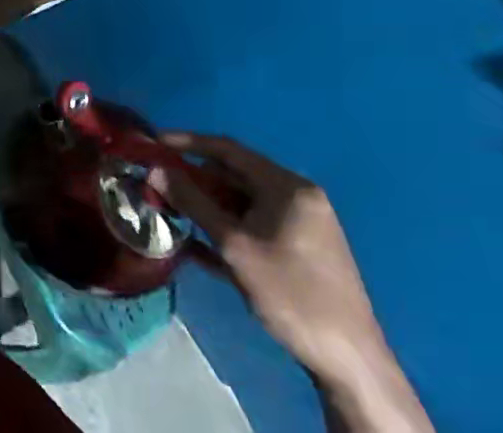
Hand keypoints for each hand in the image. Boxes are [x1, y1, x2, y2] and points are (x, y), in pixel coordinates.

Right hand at [149, 132, 390, 383]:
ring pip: (240, 202)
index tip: (153, 143)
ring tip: (169, 212)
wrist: (349, 359)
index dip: (187, 142)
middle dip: (193, 179)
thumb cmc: (290, 293)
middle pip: (233, 175)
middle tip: (156, 186)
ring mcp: (299, 223)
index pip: (228, 149)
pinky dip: (224, 227)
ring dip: (205, 205)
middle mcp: (296, 196)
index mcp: (287, 187)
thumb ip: (192, 202)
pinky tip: (195, 244)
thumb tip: (154, 170)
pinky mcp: (297, 248)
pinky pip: (252, 225)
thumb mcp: (234, 245)